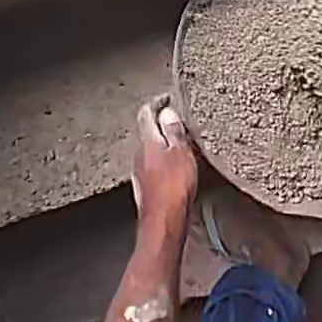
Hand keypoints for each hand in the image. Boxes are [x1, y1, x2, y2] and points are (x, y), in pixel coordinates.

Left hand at [132, 95, 198, 222]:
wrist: (163, 224)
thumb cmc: (174, 188)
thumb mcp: (181, 153)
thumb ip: (174, 132)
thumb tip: (167, 113)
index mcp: (148, 142)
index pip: (146, 113)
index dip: (157, 103)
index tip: (166, 98)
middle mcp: (139, 155)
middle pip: (148, 132)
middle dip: (161, 125)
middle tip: (177, 120)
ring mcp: (140, 173)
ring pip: (151, 151)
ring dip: (163, 144)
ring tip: (180, 144)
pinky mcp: (146, 188)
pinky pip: (154, 167)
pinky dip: (164, 161)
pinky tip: (174, 169)